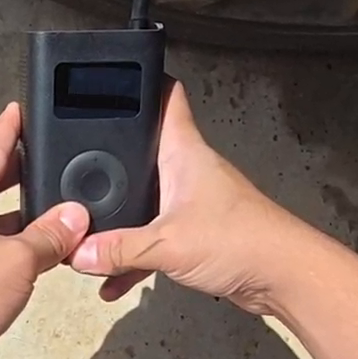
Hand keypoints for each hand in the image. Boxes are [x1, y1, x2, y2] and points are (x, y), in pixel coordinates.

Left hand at [0, 103, 89, 358]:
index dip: (10, 131)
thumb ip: (51, 235)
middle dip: (20, 174)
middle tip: (49, 157)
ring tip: (55, 207)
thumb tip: (75, 217)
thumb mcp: (16, 262)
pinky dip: (6, 242)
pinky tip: (35, 247)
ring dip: (18, 216)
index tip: (20, 110)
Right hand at [70, 81, 309, 314]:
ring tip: (85, 237)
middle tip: (75, 162)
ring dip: (120, 222)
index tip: (114, 77)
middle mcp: (188, 171)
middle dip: (111, 162)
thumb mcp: (167, 244)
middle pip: (143, 154)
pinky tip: (112, 281)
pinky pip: (153, 242)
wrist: (282, 277)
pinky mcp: (196, 236)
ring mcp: (192, 204)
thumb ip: (118, 249)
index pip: (165, 98)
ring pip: (145, 205)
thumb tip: (78, 252)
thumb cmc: (241, 240)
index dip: (142, 82)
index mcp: (184, 153)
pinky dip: (133, 258)